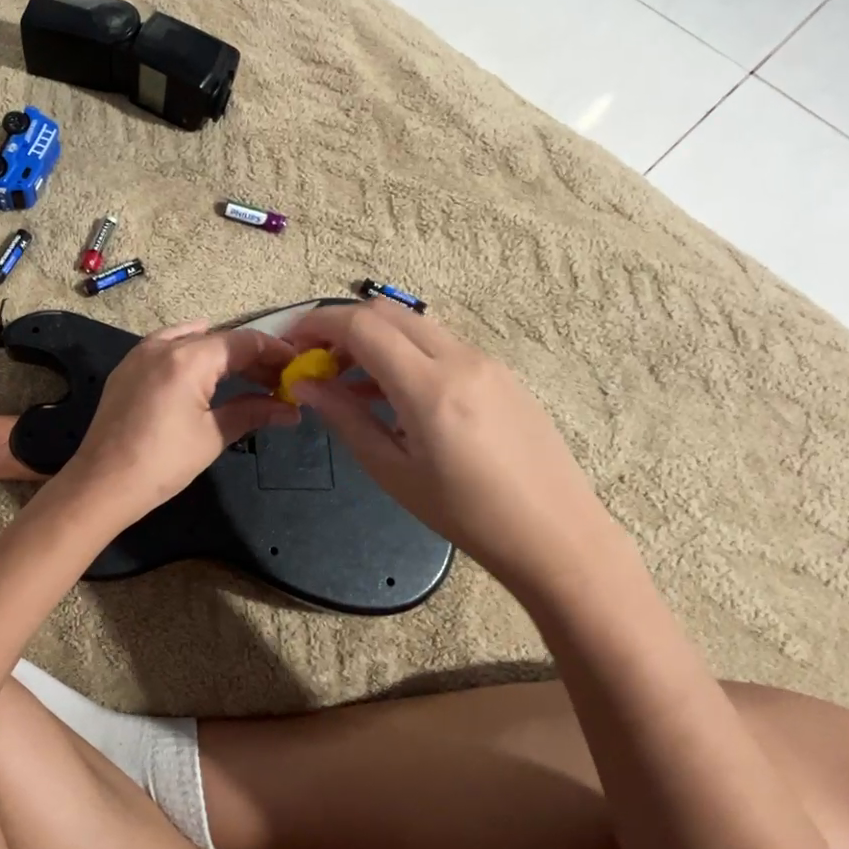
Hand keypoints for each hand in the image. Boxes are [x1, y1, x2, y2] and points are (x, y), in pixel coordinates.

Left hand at [52, 321, 299, 531]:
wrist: (102, 482)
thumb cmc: (161, 462)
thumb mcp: (212, 436)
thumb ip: (252, 413)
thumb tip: (290, 410)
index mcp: (188, 358)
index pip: (243, 342)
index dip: (275, 351)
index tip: (297, 366)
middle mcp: (162, 346)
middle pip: (218, 339)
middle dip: (251, 357)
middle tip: (279, 380)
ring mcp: (139, 355)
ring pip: (191, 340)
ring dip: (221, 355)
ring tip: (247, 378)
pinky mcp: (126, 370)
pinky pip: (166, 349)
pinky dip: (192, 354)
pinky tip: (205, 373)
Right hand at [284, 300, 625, 597]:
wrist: (556, 536)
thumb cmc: (465, 514)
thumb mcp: (391, 470)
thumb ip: (345, 418)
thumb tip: (305, 384)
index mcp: (429, 387)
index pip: (361, 326)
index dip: (317, 324)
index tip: (291, 343)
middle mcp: (460, 360)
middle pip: (387, 312)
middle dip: (342, 324)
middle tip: (315, 357)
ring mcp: (487, 363)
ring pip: (415, 325)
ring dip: (374, 337)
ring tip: (347, 378)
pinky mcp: (502, 374)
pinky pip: (441, 345)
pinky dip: (405, 351)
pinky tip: (392, 392)